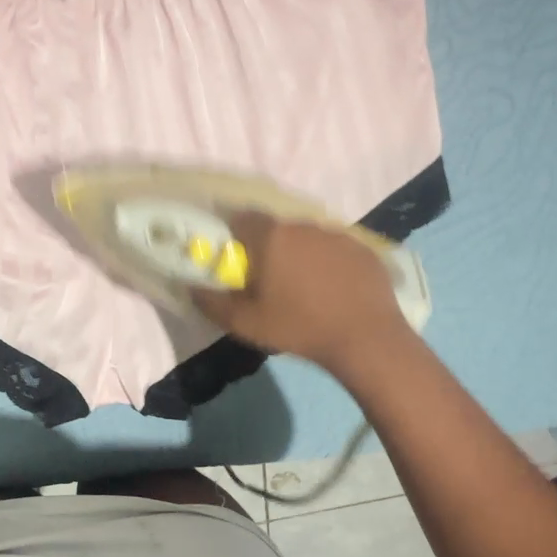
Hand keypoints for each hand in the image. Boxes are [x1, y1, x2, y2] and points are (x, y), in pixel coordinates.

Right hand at [192, 212, 413, 370]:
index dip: (233, 233)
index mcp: (272, 237)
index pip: (243, 217)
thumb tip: (191, 287)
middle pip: (277, 229)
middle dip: (267, 248)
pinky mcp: (364, 249)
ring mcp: (338, 235)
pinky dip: (327, 264)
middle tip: (265, 279)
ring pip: (308, 238)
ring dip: (299, 255)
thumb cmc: (298, 328)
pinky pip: (335, 250)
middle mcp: (304, 226)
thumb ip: (212, 302)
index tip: (232, 256)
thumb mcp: (245, 323)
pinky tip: (331, 291)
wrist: (365, 338)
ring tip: (301, 287)